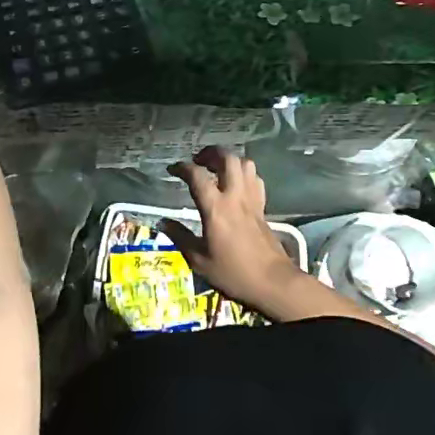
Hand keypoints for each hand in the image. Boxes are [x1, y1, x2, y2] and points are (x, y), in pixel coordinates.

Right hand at [160, 146, 297, 306]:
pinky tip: (237, 184)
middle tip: (198, 161)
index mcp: (215, 208)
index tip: (173, 169)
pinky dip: (244, 174)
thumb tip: (163, 223)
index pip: (197, 176)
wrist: (271, 281)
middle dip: (210, 153)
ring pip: (245, 164)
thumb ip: (180, 237)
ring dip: (229, 160)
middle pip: (227, 159)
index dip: (182, 168)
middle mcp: (235, 197)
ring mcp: (252, 200)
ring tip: (217, 169)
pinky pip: (255, 179)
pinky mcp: (263, 207)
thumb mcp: (199, 260)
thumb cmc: (232, 272)